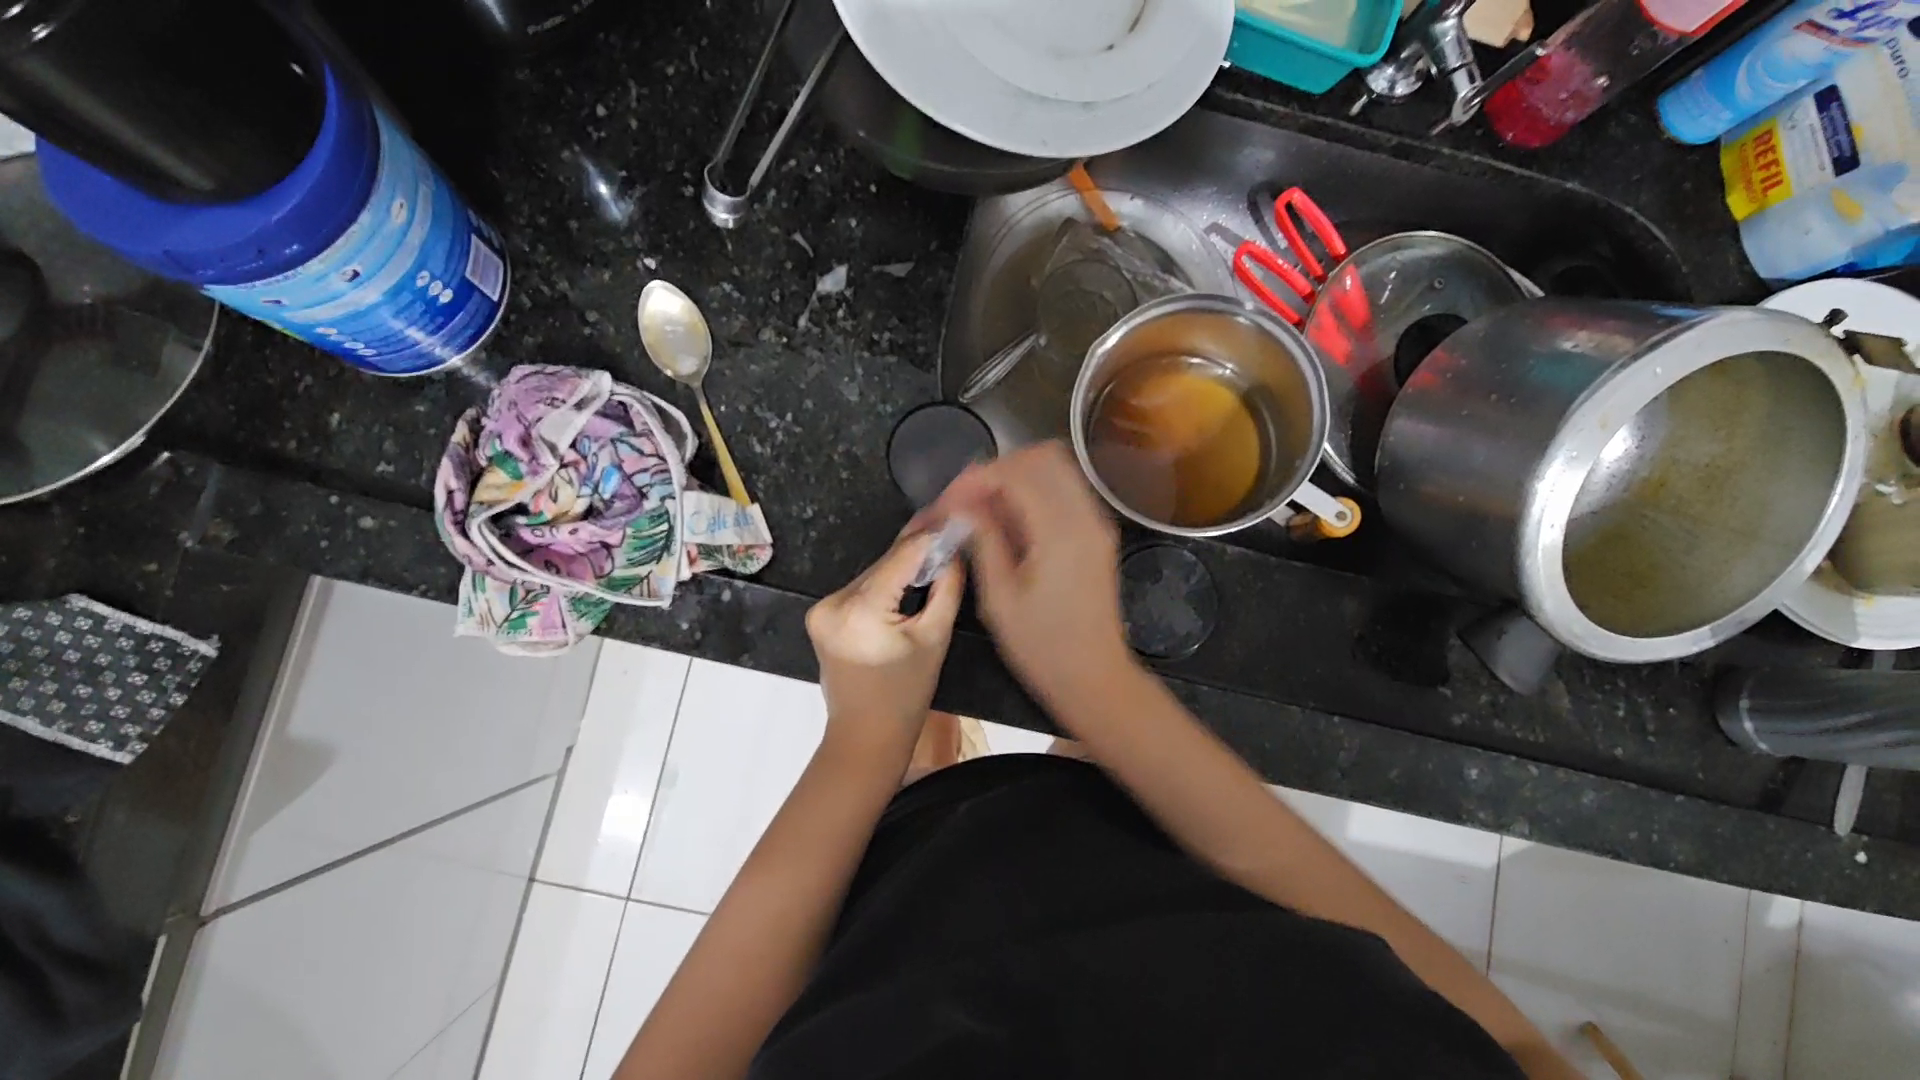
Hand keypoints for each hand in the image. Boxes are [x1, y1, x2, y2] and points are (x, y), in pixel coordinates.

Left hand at [805, 530, 963, 760]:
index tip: (954, 518)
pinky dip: (884, 585)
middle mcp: (833, 602)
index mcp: (861, 610)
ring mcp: (821, 609)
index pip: (901, 558)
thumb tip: (954, 551)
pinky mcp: (820, 616)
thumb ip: (946, 588)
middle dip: (916, 552)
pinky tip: (909, 580)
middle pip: (884, 564)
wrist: (865, 734)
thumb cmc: (906, 694)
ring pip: (872, 575)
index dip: (930, 537)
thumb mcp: (934, 638)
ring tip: (935, 555)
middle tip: (949, 533)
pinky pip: (860, 590)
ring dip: (900, 567)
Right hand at [928, 442, 1135, 707]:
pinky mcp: (1097, 535)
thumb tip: (962, 505)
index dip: (976, 479)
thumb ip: (982, 540)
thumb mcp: (999, 598)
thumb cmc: (1042, 647)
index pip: (1016, 473)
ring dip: (1016, 478)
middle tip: (966, 499)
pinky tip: (1008, 523)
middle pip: (1042, 456)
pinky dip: (1034, 493)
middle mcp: (1086, 516)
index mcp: (1061, 531)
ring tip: (982, 510)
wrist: (1094, 677)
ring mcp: (1097, 523)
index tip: (949, 501)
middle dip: (998, 468)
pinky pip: (1065, 491)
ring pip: (1056, 469)